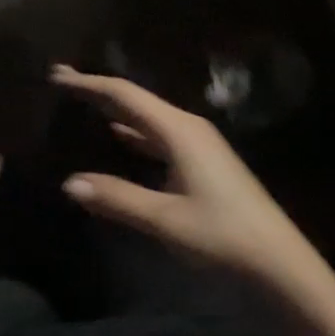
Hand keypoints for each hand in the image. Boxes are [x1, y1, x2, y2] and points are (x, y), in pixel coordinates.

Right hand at [52, 65, 310, 282]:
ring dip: (114, 109)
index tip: (57, 74)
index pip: (124, 95)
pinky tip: (118, 136)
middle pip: (135, 100)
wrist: (278, 260)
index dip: (89, 83)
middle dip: (98, 90)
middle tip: (62, 81)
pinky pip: (157, 134)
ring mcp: (197, 143)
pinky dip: (132, 131)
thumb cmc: (221, 234)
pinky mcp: (202, 161)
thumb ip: (117, 198)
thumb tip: (69, 182)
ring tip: (83, 104)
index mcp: (178, 129)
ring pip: (146, 117)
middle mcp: (186, 126)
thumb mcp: (164, 219)